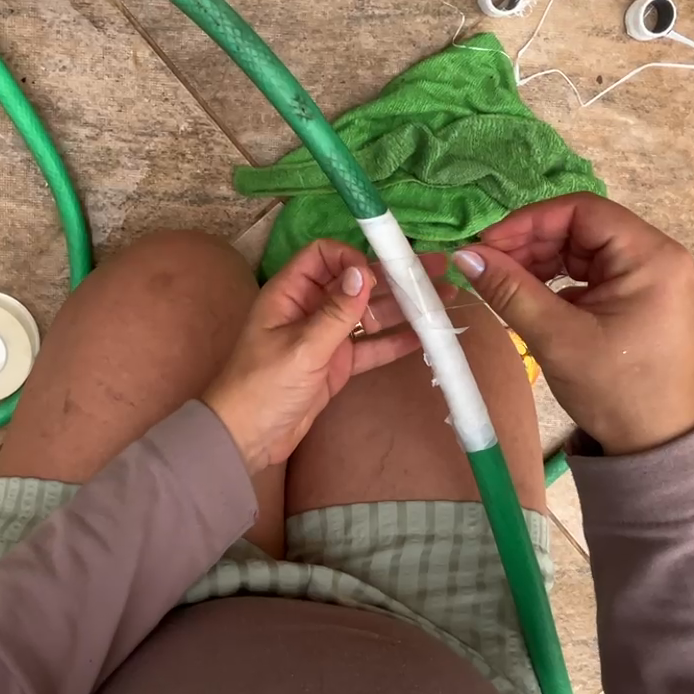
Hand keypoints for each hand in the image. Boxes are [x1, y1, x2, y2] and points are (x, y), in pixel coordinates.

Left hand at [203, 239, 439, 472]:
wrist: (247, 437)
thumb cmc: (263, 386)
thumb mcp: (302, 348)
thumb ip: (336, 312)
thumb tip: (364, 272)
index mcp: (289, 293)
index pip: (323, 256)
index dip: (352, 258)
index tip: (379, 274)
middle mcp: (309, 308)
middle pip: (354, 282)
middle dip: (394, 276)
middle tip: (438, 269)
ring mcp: (325, 336)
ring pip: (368, 313)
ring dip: (404, 307)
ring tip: (446, 299)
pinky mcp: (336, 364)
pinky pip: (370, 346)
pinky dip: (394, 341)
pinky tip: (426, 337)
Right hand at [455, 193, 693, 454]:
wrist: (653, 445)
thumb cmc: (614, 388)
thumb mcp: (556, 337)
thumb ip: (509, 290)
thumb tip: (463, 254)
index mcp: (650, 256)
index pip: (582, 210)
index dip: (528, 221)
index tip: (486, 245)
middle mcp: (655, 257)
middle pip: (580, 228)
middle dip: (529, 243)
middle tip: (485, 267)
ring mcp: (645, 278)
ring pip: (579, 250)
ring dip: (537, 262)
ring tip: (500, 284)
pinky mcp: (633, 298)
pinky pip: (585, 274)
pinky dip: (552, 280)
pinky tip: (525, 297)